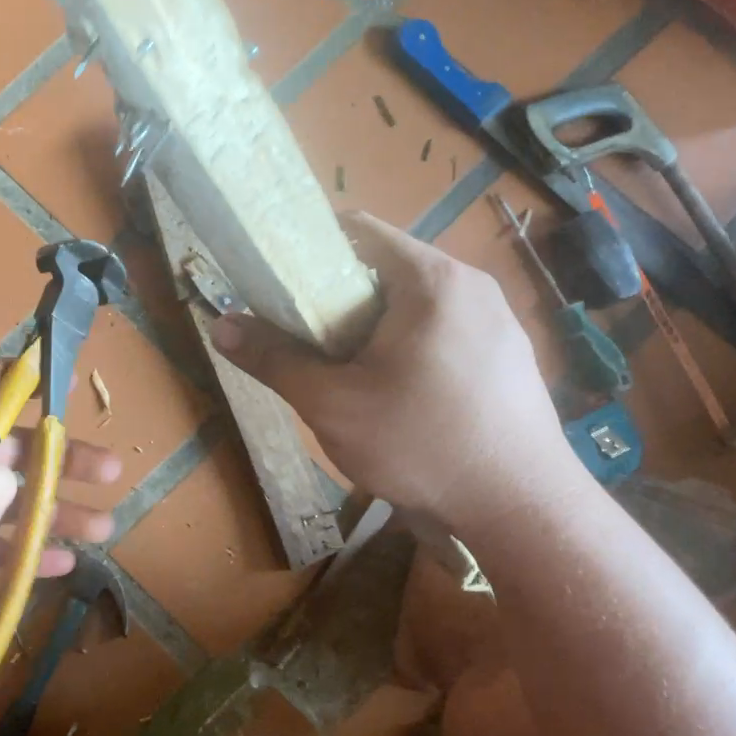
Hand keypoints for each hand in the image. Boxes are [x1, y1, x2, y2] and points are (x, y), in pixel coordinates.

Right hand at [211, 211, 582, 530]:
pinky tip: (390, 398)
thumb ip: (274, 359)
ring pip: (410, 306)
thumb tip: (220, 326)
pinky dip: (402, 349)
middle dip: (333, 301)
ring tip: (342, 379)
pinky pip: (438, 332)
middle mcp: (470, 285)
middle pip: (382, 270)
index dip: (307, 251)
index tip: (273, 288)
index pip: (358, 231)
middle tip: (302, 346)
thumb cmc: (418, 443)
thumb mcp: (330, 403)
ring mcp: (495, 320)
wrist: (516, 505)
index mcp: (431, 280)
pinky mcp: (505, 355)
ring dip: (367, 330)